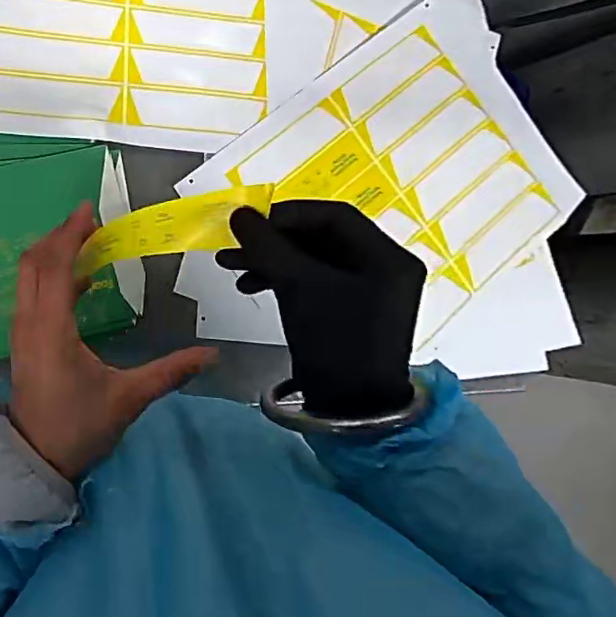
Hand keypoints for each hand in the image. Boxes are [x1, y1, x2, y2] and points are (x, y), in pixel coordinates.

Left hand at [10, 202, 217, 478]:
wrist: (36, 456)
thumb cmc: (78, 427)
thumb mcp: (128, 398)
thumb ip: (170, 372)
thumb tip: (212, 355)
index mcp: (51, 329)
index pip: (55, 267)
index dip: (70, 234)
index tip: (89, 211)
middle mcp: (28, 322)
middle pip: (33, 263)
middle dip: (58, 235)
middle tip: (88, 218)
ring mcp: (21, 330)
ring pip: (27, 276)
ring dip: (51, 253)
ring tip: (83, 238)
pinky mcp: (23, 339)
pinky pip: (30, 293)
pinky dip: (49, 276)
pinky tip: (80, 278)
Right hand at [214, 200, 425, 419]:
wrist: (349, 403)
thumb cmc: (336, 338)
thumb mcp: (299, 285)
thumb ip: (268, 246)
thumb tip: (239, 214)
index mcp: (385, 257)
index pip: (334, 216)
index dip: (289, 213)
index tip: (251, 222)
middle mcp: (378, 268)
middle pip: (317, 237)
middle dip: (271, 239)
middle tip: (236, 242)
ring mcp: (360, 290)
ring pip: (307, 258)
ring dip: (267, 258)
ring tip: (230, 264)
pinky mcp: (341, 308)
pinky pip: (306, 280)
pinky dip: (276, 277)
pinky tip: (249, 284)